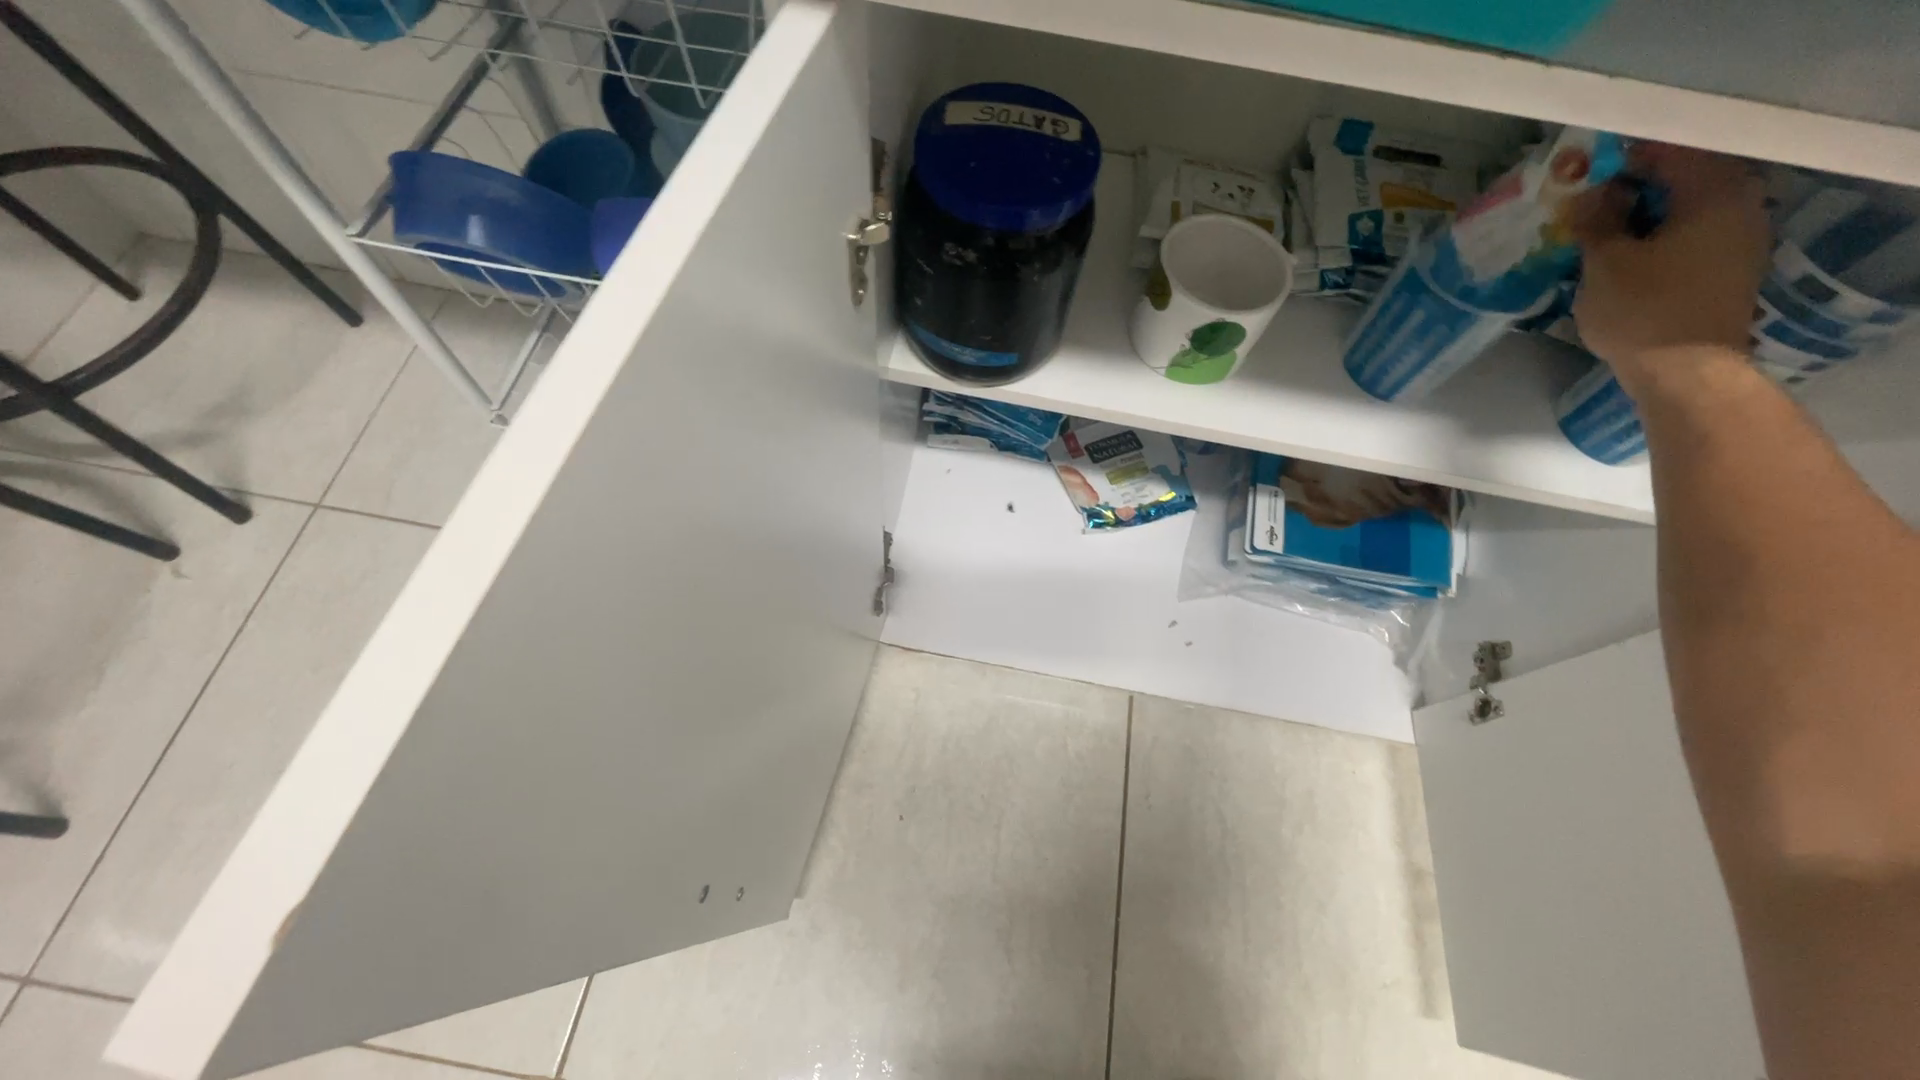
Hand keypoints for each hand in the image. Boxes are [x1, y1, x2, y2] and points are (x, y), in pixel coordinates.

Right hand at [1572, 144, 1770, 395]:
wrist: (1688, 374)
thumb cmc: (1644, 311)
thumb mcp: (1605, 262)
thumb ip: (1598, 218)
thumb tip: (1592, 192)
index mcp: (1715, 190)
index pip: (1667, 149)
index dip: (1620, 156)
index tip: (1580, 171)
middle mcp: (1741, 203)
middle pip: (1683, 176)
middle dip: (1632, 184)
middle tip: (1584, 200)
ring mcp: (1741, 237)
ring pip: (1686, 206)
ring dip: (1643, 212)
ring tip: (1598, 228)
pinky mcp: (1729, 268)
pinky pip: (1692, 233)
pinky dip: (1658, 235)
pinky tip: (1624, 252)